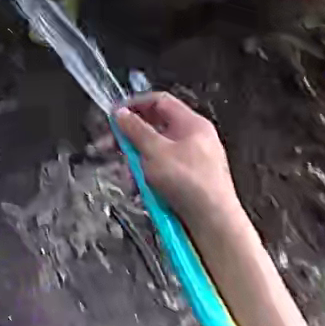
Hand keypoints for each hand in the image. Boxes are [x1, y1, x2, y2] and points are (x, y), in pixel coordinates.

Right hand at [114, 92, 238, 222]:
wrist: (215, 224)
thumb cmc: (187, 182)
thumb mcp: (154, 151)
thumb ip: (135, 129)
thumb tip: (120, 112)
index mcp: (191, 124)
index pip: (159, 101)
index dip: (134, 104)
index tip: (114, 116)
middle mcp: (195, 138)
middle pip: (155, 127)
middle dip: (130, 137)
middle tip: (109, 147)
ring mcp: (194, 160)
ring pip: (156, 151)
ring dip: (136, 161)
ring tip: (125, 176)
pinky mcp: (191, 180)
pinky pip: (163, 170)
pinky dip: (148, 176)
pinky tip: (138, 189)